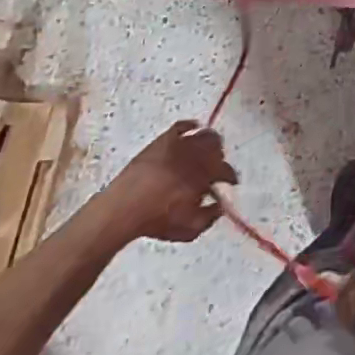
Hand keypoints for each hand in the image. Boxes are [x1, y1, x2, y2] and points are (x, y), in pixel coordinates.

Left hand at [99, 122, 237, 243]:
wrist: (123, 209)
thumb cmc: (157, 220)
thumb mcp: (190, 228)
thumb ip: (211, 216)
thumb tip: (220, 205)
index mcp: (204, 176)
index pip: (225, 171)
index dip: (231, 177)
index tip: (230, 182)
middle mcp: (195, 156)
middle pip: (217, 148)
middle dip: (220, 158)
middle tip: (217, 167)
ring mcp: (178, 145)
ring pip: (204, 134)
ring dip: (210, 142)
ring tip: (207, 150)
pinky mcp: (162, 141)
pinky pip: (181, 126)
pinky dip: (191, 126)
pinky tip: (193, 128)